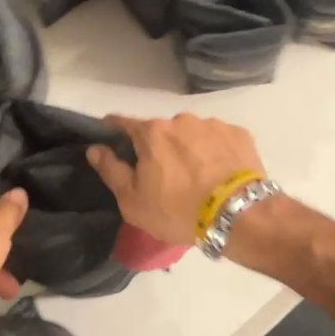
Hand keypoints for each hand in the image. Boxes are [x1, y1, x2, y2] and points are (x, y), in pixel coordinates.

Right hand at [87, 113, 265, 245]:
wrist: (238, 215)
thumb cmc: (177, 210)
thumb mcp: (133, 200)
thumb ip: (111, 170)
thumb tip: (95, 148)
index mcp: (152, 132)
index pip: (123, 122)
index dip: (113, 129)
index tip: (110, 138)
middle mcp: (181, 120)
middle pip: (161, 131)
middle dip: (159, 147)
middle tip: (164, 174)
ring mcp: (213, 125)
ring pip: (192, 134)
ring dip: (189, 148)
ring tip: (197, 177)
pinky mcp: (239, 134)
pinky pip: (219, 140)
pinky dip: (216, 152)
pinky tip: (220, 174)